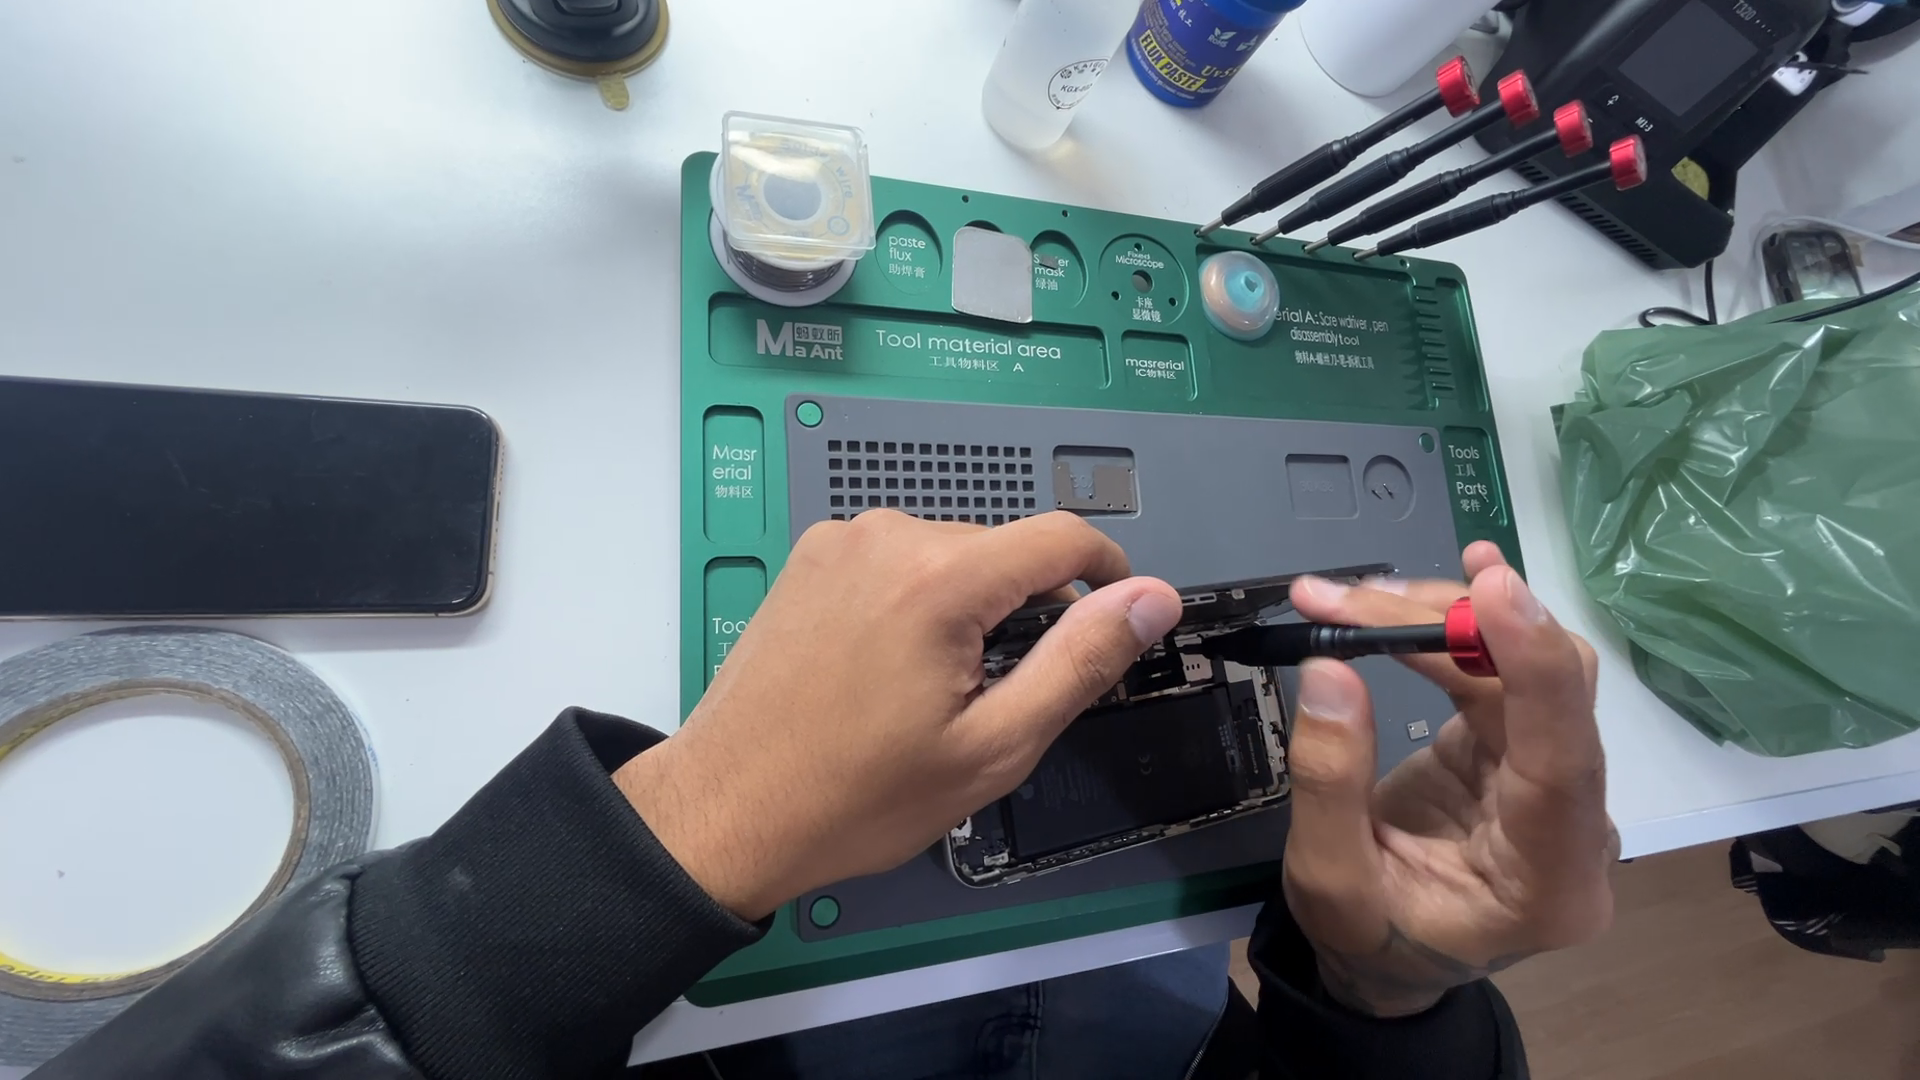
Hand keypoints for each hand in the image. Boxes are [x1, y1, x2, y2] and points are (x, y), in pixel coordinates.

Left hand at [613, 511, 1182, 919]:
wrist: (726, 809)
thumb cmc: (860, 795)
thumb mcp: (993, 745)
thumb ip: (1081, 660)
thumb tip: (1151, 597)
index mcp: (940, 577)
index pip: (1061, 537)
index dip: (1105, 573)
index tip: (1112, 616)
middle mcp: (888, 535)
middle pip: (1001, 549)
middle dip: (1023, 605)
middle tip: (1000, 686)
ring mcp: (840, 539)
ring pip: (949, 552)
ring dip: (967, 602)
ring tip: (936, 681)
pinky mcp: (810, 555)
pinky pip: (896, 557)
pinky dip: (917, 594)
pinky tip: (888, 658)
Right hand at [1281, 542, 1615, 1016]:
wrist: (1383, 957)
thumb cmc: (1365, 935)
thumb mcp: (1328, 877)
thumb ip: (1330, 781)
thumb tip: (1332, 668)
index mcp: (1549, 878)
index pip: (1564, 761)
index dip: (1534, 667)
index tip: (1494, 586)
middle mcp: (1572, 821)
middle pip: (1543, 694)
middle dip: (1446, 628)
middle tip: (1345, 599)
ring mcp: (1544, 780)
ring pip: (1517, 670)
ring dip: (1432, 620)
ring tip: (1342, 597)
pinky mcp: (1508, 750)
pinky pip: (1497, 674)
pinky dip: (1453, 627)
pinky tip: (1452, 575)